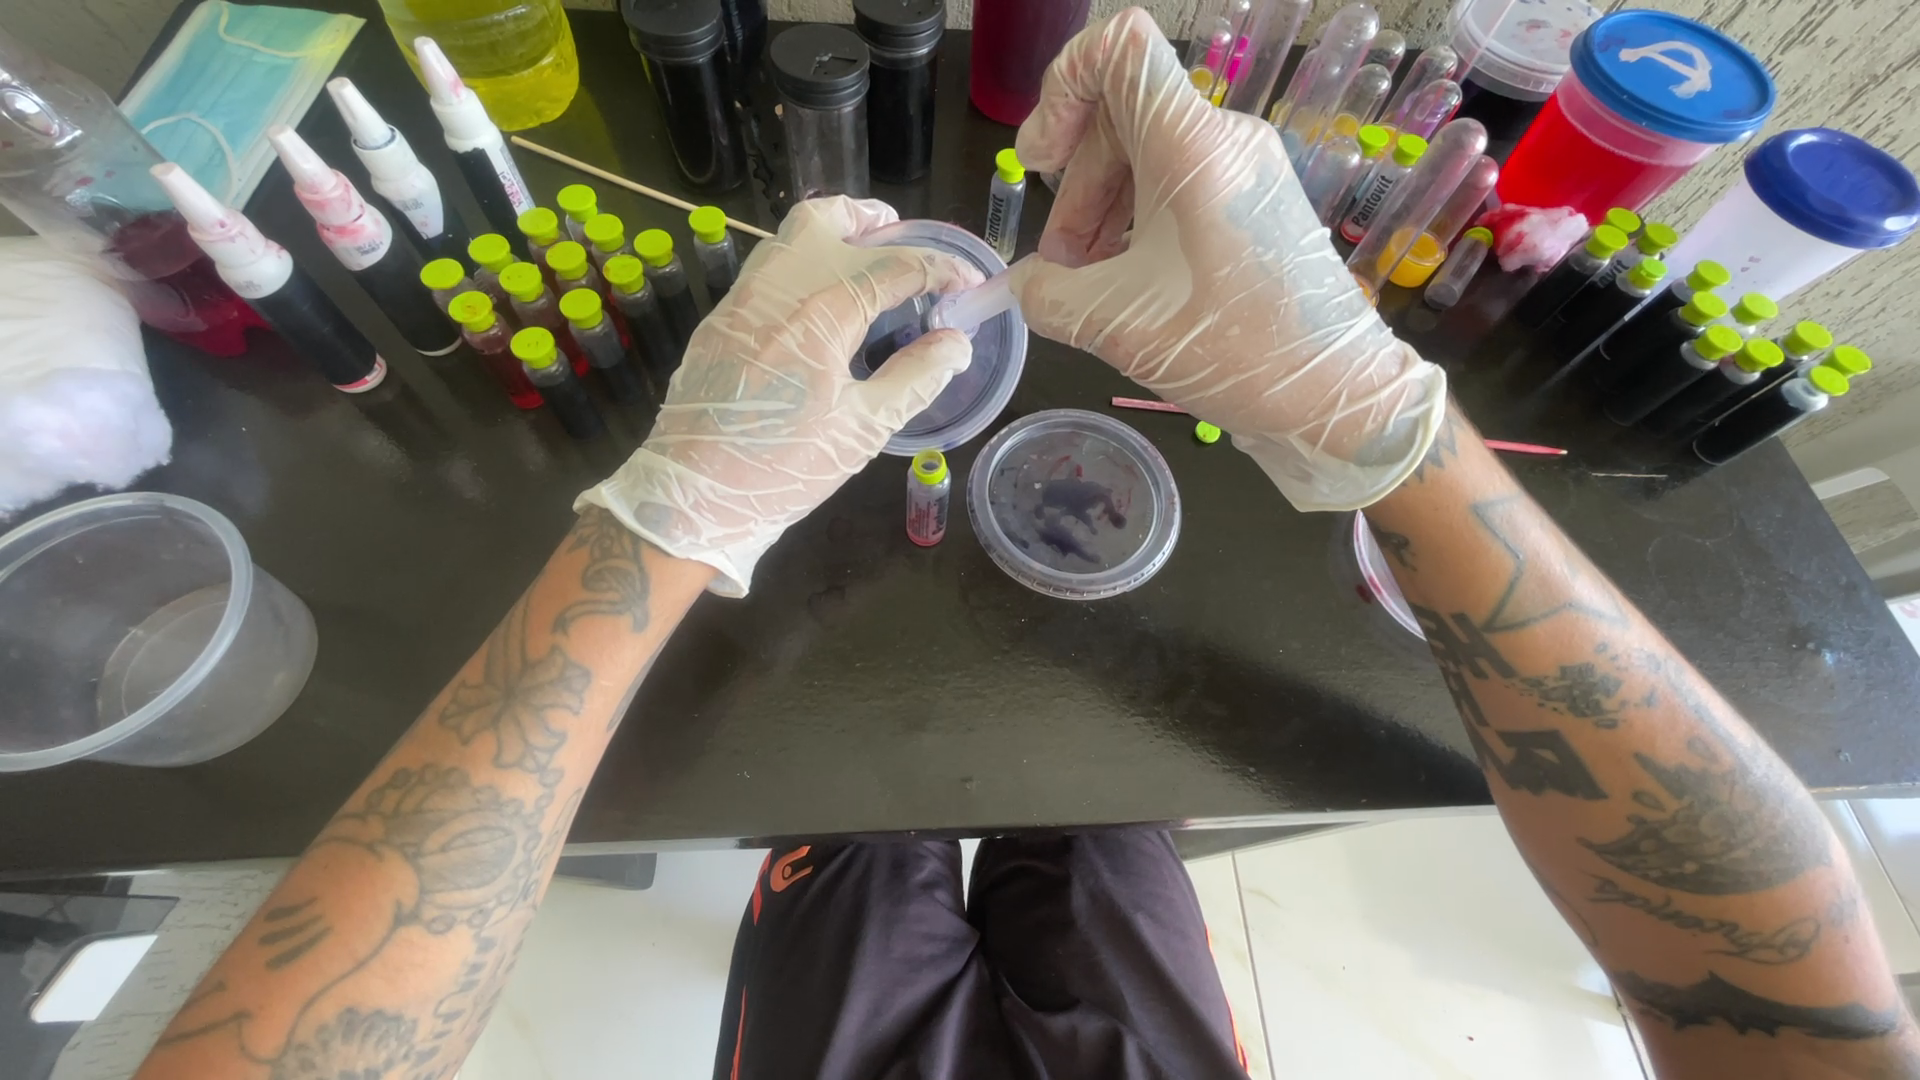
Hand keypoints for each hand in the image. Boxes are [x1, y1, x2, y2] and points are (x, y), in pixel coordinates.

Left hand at [577, 197, 979, 595]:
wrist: (694, 498)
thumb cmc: (784, 468)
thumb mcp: (862, 430)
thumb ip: (914, 378)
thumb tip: (957, 344)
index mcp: (820, 313)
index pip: (893, 268)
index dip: (939, 269)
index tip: (968, 283)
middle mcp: (776, 289)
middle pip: (828, 221)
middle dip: (875, 223)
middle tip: (905, 239)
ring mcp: (740, 301)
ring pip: (788, 236)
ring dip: (831, 233)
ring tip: (864, 254)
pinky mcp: (719, 322)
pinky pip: (766, 268)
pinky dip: (802, 262)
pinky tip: (819, 300)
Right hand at [1010, 8, 1446, 511]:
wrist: (1329, 395)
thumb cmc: (1229, 348)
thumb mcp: (1116, 325)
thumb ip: (1046, 295)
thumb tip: (1020, 284)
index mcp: (1191, 146)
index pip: (1118, 50)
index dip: (1060, 87)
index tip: (1040, 163)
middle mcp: (1222, 140)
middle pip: (1120, 121)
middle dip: (1073, 191)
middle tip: (1058, 268)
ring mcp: (1242, 172)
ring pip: (1146, 162)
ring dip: (1099, 217)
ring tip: (1086, 287)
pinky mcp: (1251, 207)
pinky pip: (1177, 193)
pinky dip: (1136, 229)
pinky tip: (1126, 286)